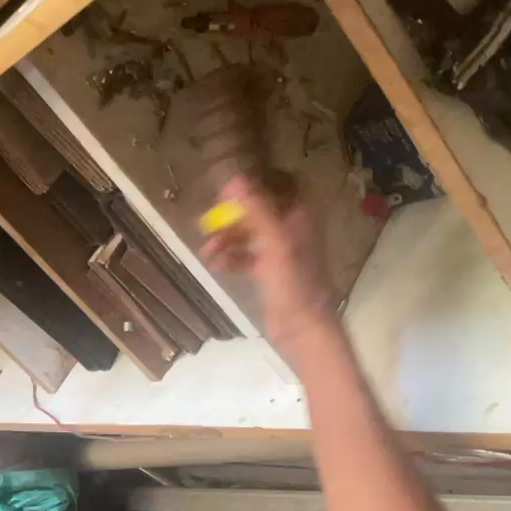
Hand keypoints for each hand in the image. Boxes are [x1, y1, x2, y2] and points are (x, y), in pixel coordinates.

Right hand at [201, 176, 339, 359]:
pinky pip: (245, 257)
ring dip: (227, 239)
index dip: (252, 188)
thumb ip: (255, 211)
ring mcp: (279, 253)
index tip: (226, 193)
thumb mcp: (274, 243)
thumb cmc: (293, 285)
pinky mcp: (268, 273)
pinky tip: (215, 265)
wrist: (303, 329)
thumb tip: (233, 180)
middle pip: (257, 212)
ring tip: (208, 251)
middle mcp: (290, 230)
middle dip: (231, 217)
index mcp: (299, 218)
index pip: (277, 187)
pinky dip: (230, 258)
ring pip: (248, 235)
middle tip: (209, 225)